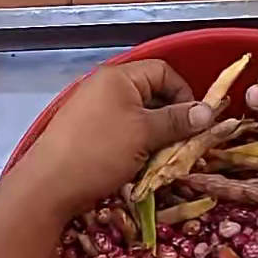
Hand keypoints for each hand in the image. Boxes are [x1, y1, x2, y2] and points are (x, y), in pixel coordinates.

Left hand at [8, 60, 213, 216]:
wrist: (48, 187)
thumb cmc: (98, 152)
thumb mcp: (144, 134)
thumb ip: (177, 121)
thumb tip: (208, 111)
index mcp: (118, 77)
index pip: (163, 71)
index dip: (184, 93)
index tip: (195, 121)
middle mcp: (104, 87)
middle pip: (151, 93)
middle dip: (171, 117)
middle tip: (183, 143)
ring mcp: (93, 109)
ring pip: (138, 115)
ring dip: (155, 134)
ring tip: (162, 158)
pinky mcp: (87, 132)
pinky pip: (122, 130)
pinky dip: (136, 143)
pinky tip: (140, 164)